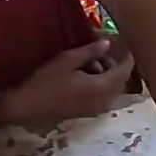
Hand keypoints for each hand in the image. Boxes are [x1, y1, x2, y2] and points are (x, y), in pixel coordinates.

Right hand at [0, 36, 131, 124]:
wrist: (27, 106)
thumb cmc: (46, 81)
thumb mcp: (68, 60)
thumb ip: (91, 51)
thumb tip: (108, 44)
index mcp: (102, 87)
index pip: (125, 70)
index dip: (127, 56)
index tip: (124, 43)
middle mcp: (105, 101)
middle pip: (120, 80)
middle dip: (114, 63)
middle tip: (101, 48)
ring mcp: (97, 109)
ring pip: (111, 88)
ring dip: (106, 73)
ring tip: (89, 59)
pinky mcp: (88, 112)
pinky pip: (103, 95)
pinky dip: (100, 83)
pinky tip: (85, 74)